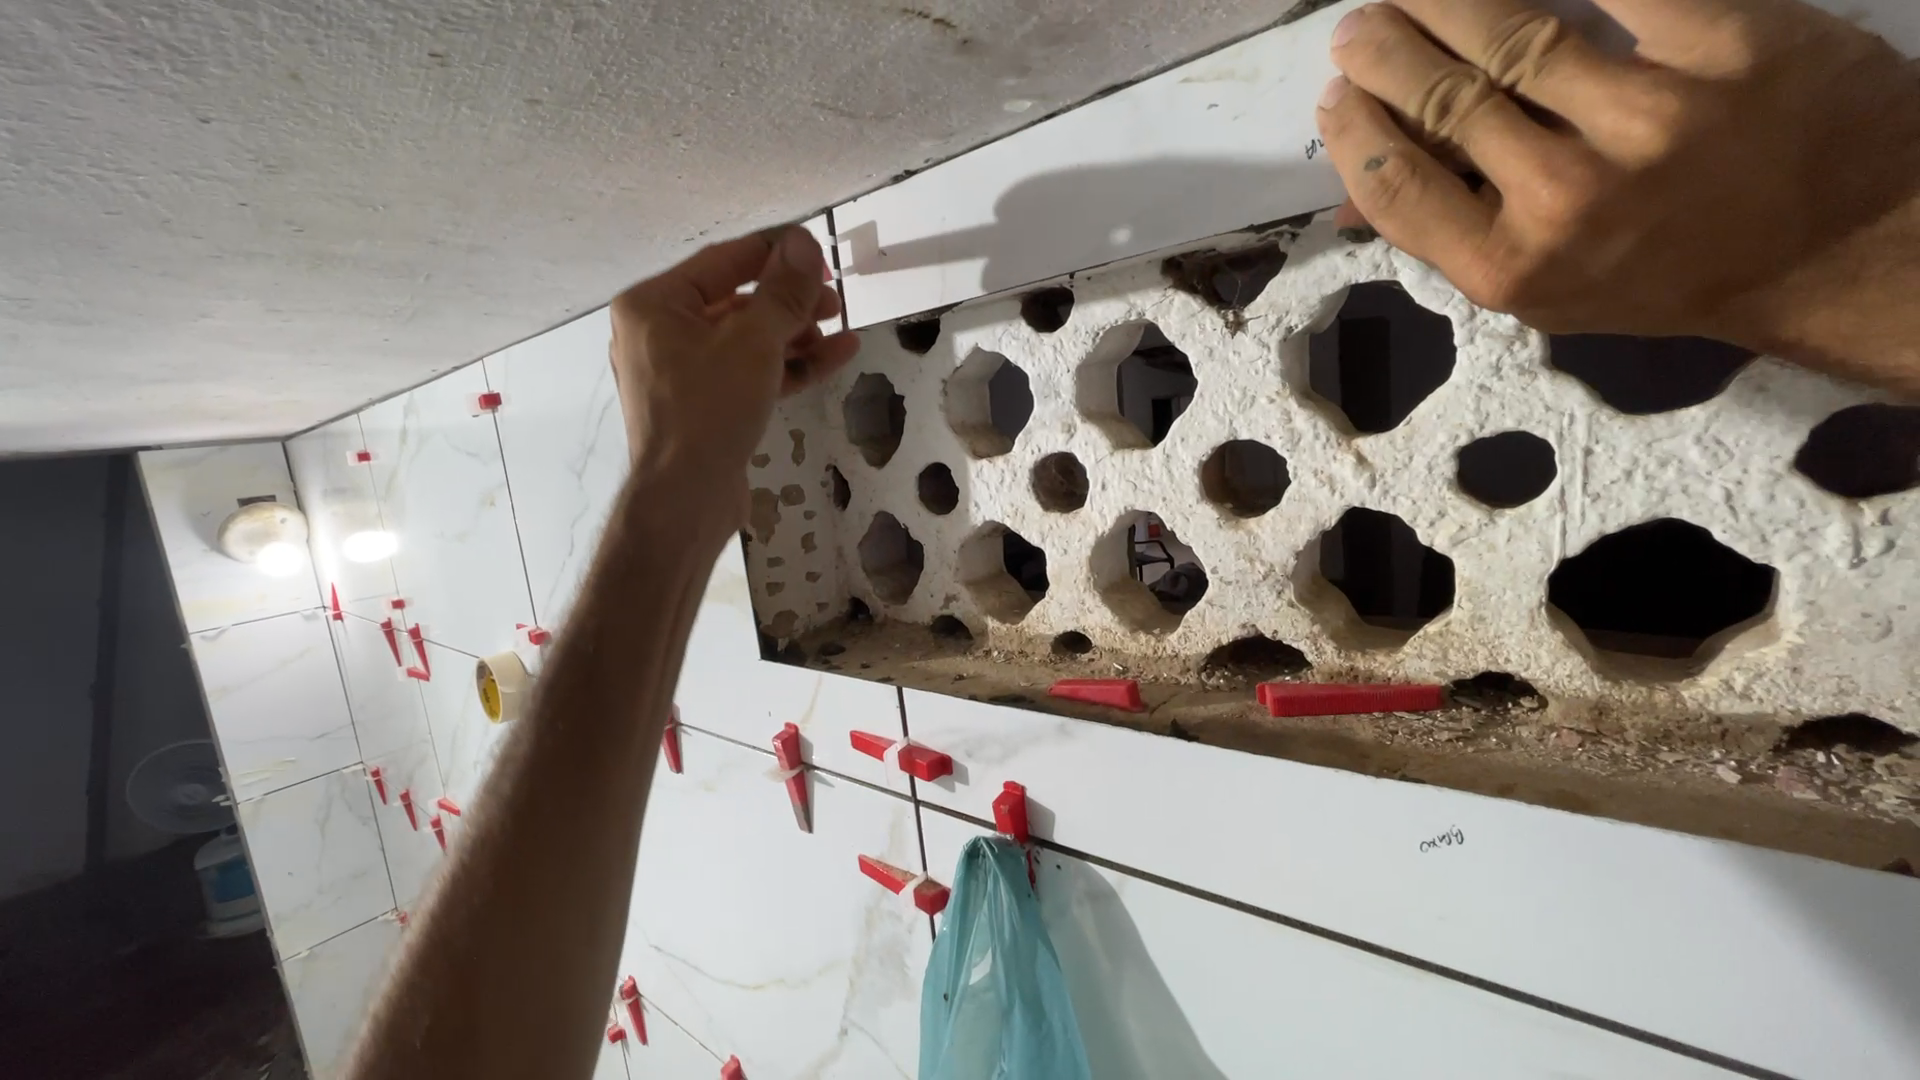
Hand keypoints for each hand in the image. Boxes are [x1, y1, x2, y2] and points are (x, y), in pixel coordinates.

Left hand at [608, 226, 859, 528]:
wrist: (686, 499)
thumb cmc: (709, 410)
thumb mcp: (753, 342)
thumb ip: (783, 291)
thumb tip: (805, 242)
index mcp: (655, 304)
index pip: (725, 261)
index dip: (776, 253)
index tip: (820, 251)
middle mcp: (661, 332)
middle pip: (738, 301)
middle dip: (791, 301)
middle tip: (836, 300)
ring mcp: (682, 372)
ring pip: (748, 340)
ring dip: (797, 335)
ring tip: (842, 331)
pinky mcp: (706, 405)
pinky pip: (750, 372)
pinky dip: (788, 365)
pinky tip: (835, 356)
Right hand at [1316, 0, 1919, 390]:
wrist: (1831, 248)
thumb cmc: (1658, 280)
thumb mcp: (1538, 290)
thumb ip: (1451, 237)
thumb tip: (1350, 206)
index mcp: (1509, 265)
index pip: (1401, 187)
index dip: (1356, 134)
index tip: (1335, 97)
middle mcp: (1564, 197)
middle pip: (1447, 104)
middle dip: (1388, 56)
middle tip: (1355, 27)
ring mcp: (1650, 117)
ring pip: (1519, 38)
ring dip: (1448, 5)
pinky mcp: (1733, 44)